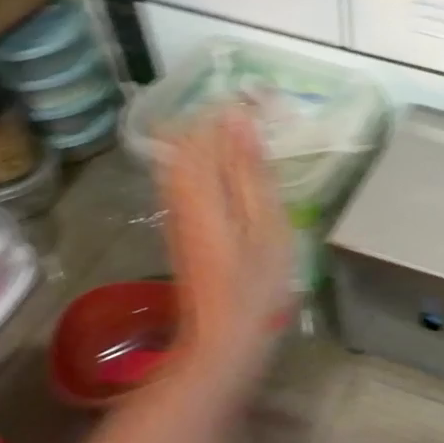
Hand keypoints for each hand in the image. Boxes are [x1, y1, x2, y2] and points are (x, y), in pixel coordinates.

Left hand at [156, 109, 295, 386]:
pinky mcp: (181, 229)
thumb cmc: (254, 289)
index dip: (229, 109)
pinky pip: (184, 179)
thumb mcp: (266, 228)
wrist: (220, 342)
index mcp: (201, 190)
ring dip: (210, 141)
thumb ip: (251, 172)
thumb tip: (240, 120)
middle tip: (256, 114)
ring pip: (181, 159)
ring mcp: (176, 213)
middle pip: (184, 140)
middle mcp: (179, 195)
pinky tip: (231, 174)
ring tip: (248, 138)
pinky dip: (206, 164)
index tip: (261, 100)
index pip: (203, 129)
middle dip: (216, 120)